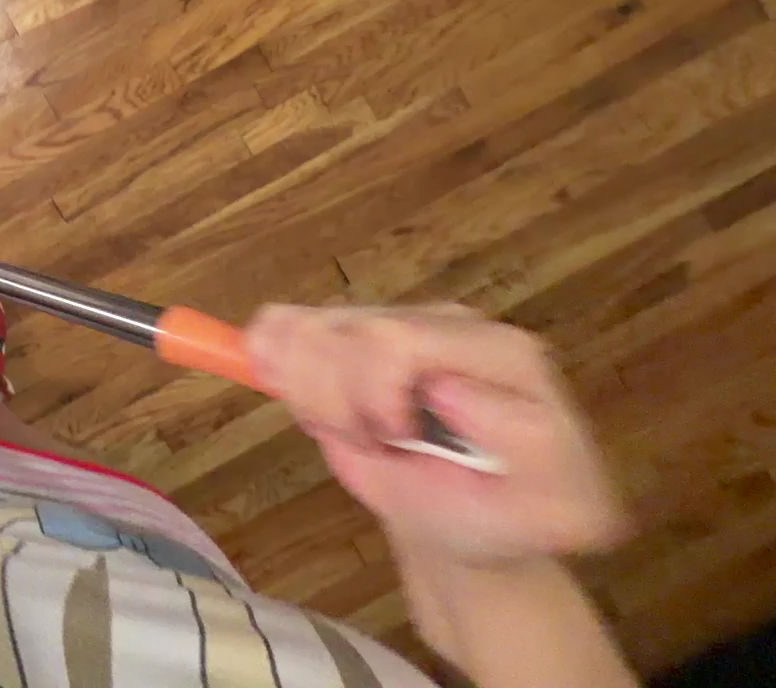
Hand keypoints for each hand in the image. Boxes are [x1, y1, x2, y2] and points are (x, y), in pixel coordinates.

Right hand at [246, 304, 627, 565]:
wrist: (455, 516)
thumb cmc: (501, 516)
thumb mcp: (560, 511)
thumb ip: (532, 444)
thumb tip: (446, 386)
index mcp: (497, 349)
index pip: (394, 338)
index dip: (373, 397)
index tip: (403, 444)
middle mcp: (437, 319)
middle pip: (340, 331)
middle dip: (337, 402)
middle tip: (373, 443)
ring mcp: (380, 316)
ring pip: (300, 330)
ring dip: (308, 395)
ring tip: (349, 429)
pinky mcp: (331, 326)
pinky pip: (273, 325)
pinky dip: (272, 367)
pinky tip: (310, 402)